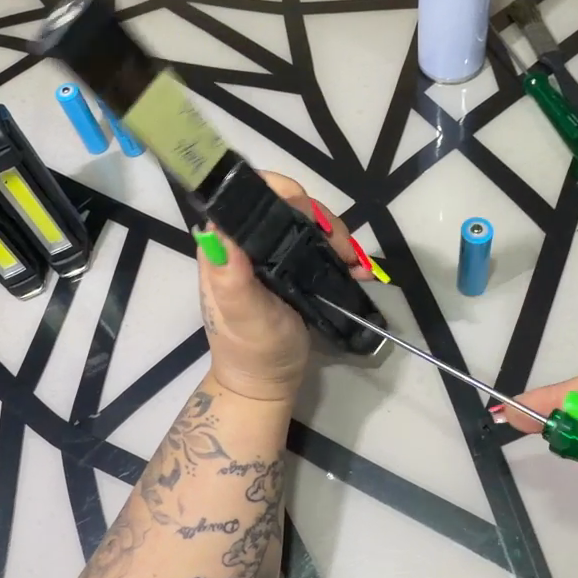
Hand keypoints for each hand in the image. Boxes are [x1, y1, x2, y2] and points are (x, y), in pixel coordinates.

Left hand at [195, 171, 368, 401]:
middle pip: (286, 204)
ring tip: (354, 264)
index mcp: (226, 246)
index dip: (279, 191)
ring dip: (336, 237)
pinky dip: (342, 253)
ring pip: (307, 223)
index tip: (308, 211)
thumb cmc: (251, 350)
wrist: (267, 385)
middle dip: (319, 218)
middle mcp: (246, 243)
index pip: (247, 196)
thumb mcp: (243, 315)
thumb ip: (231, 277)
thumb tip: (218, 231)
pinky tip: (359, 270)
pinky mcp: (293, 268)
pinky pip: (319, 246)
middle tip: (342, 249)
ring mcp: (271, 254)